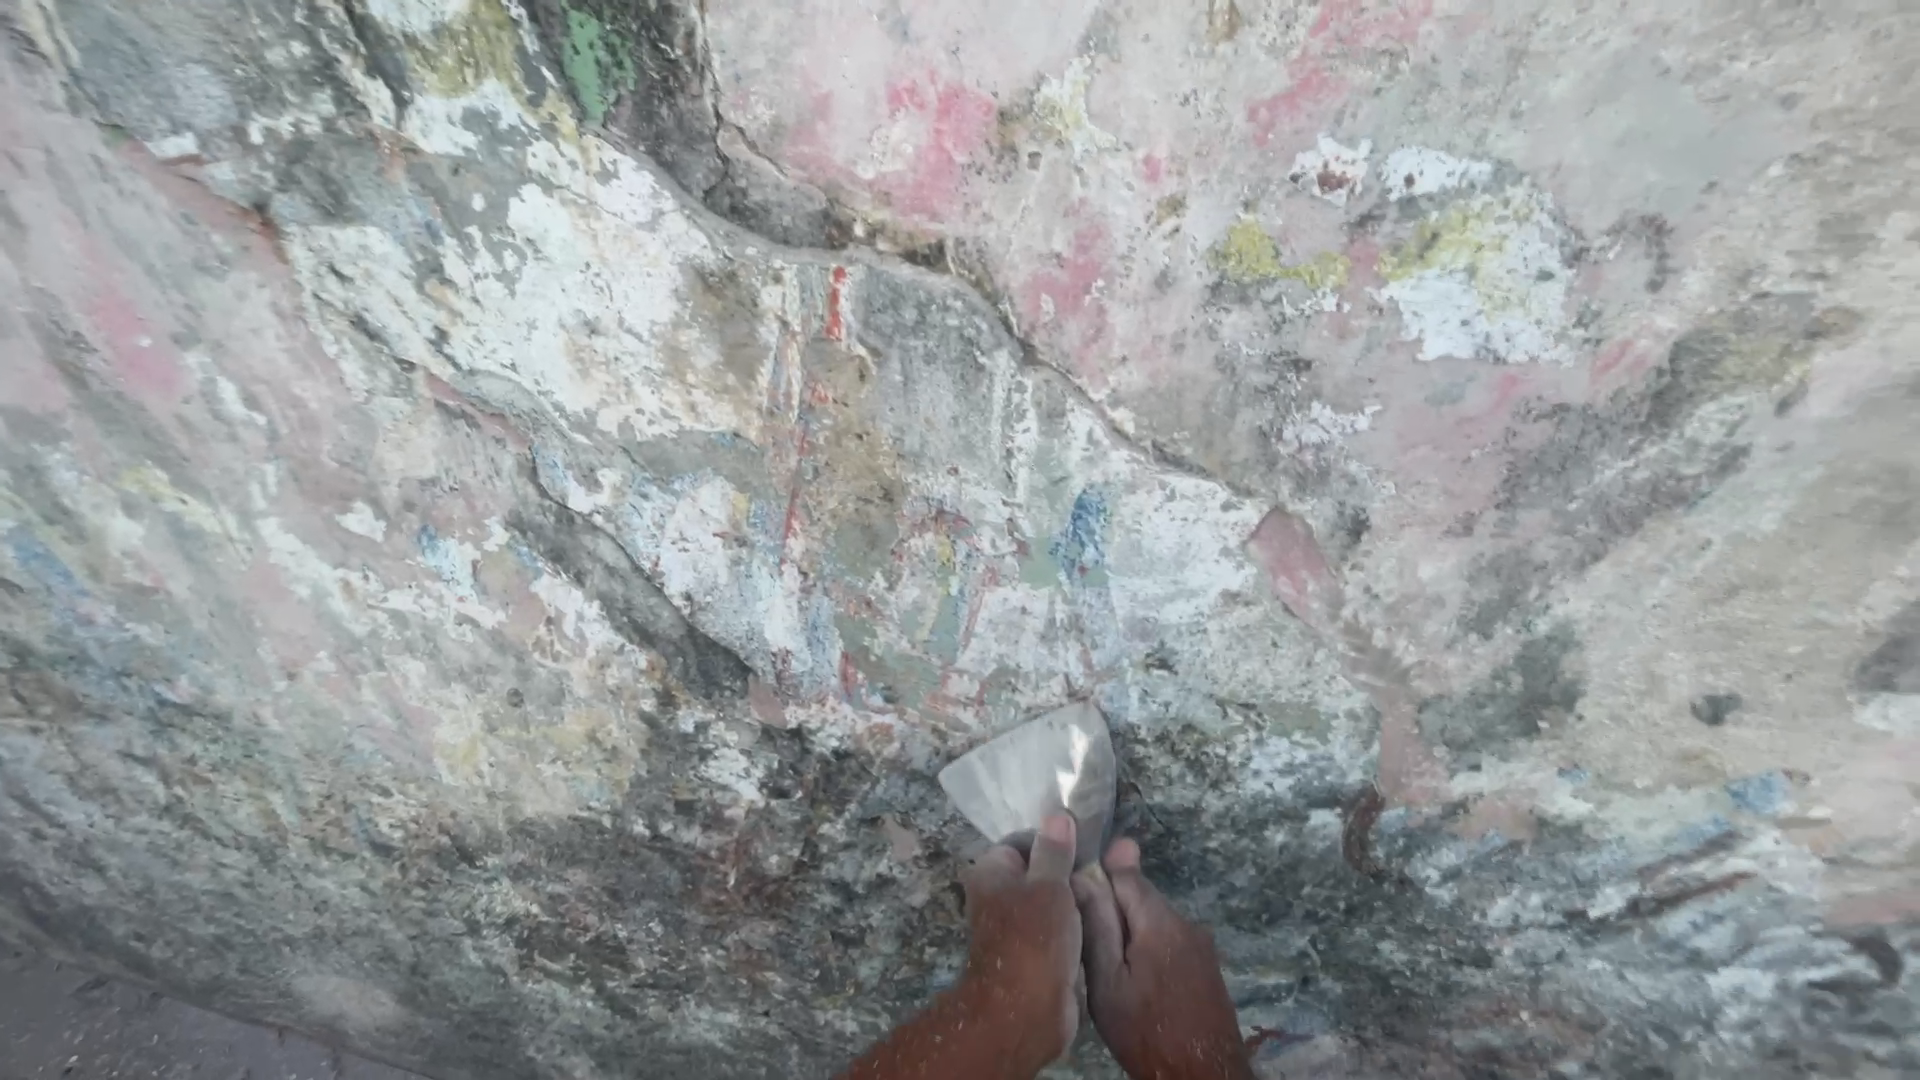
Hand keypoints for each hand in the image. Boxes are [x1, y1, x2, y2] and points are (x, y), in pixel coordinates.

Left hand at [953, 813, 1083, 1073]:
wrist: (1024, 1012)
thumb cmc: (1033, 938)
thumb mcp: (1049, 885)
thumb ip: (1055, 851)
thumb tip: (1058, 815)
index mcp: (991, 871)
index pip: (1024, 840)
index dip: (1054, 840)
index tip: (1085, 846)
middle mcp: (997, 895)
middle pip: (1039, 870)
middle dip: (1069, 872)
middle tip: (1100, 872)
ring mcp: (1014, 926)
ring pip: (1051, 900)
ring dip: (1075, 900)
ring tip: (1104, 895)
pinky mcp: (1032, 953)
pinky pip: (1057, 927)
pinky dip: (1074, 925)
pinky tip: (1098, 923)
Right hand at [1073, 839, 1253, 1079]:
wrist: (1204, 1079)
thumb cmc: (1146, 1032)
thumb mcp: (1107, 982)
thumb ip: (1097, 924)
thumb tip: (1084, 873)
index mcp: (1161, 920)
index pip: (1125, 872)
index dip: (1098, 877)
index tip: (1077, 899)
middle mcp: (1186, 921)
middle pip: (1140, 895)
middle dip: (1114, 908)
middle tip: (1091, 942)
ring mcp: (1202, 943)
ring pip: (1154, 918)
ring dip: (1132, 930)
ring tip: (1113, 965)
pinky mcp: (1208, 964)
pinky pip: (1169, 939)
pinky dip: (1149, 947)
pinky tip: (1139, 979)